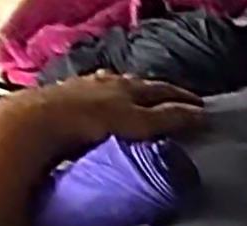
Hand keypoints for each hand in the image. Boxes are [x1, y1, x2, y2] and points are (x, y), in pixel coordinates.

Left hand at [0, 72, 204, 157]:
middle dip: (160, 92)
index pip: (165, 90)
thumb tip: (201, 115)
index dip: (184, 98)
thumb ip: (171, 119)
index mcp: (131, 86)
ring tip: (142, 102)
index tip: (202, 107)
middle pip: (140, 85)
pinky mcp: (68, 96)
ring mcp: (87, 86)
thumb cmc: (97, 122)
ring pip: (117, 87)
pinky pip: (97, 94)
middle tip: (176, 101)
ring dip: (132, 93)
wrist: (44, 121)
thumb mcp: (142, 124)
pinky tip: (108, 105)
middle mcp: (109, 80)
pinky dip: (109, 99)